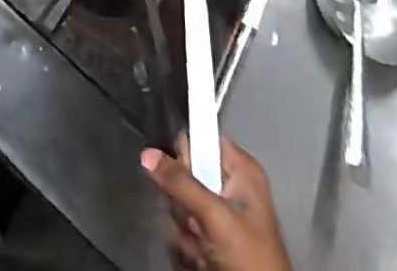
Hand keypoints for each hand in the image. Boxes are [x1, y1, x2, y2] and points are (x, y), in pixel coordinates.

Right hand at [142, 138, 290, 270]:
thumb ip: (181, 183)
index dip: (186, 150)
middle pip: (185, 169)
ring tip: (200, 242)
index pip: (203, 137)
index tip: (178, 167)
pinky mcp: (209, 234)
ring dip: (183, 222)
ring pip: (179, 198)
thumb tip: (147, 153)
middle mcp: (229, 184)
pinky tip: (199, 255)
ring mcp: (219, 211)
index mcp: (241, 170)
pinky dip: (186, 240)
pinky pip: (181, 223)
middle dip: (182, 196)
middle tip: (193, 217)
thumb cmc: (250, 259)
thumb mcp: (217, 218)